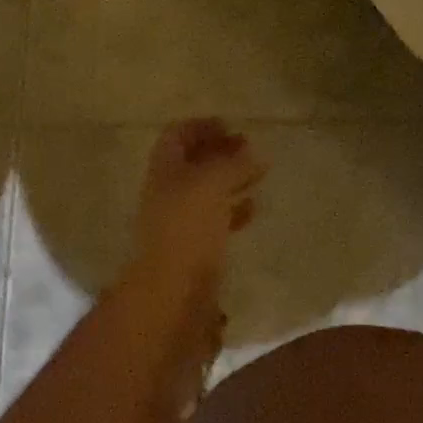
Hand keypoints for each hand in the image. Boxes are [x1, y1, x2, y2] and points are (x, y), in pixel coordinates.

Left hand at [129, 118, 266, 288]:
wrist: (171, 297)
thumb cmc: (186, 231)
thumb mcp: (209, 186)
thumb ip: (230, 164)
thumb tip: (252, 152)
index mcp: (163, 171)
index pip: (176, 136)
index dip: (201, 126)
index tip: (232, 125)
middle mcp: (167, 193)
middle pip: (191, 164)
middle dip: (218, 152)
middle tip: (251, 148)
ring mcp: (179, 224)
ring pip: (204, 193)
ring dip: (229, 181)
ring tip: (259, 175)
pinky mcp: (194, 253)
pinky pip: (215, 223)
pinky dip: (234, 212)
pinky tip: (254, 210)